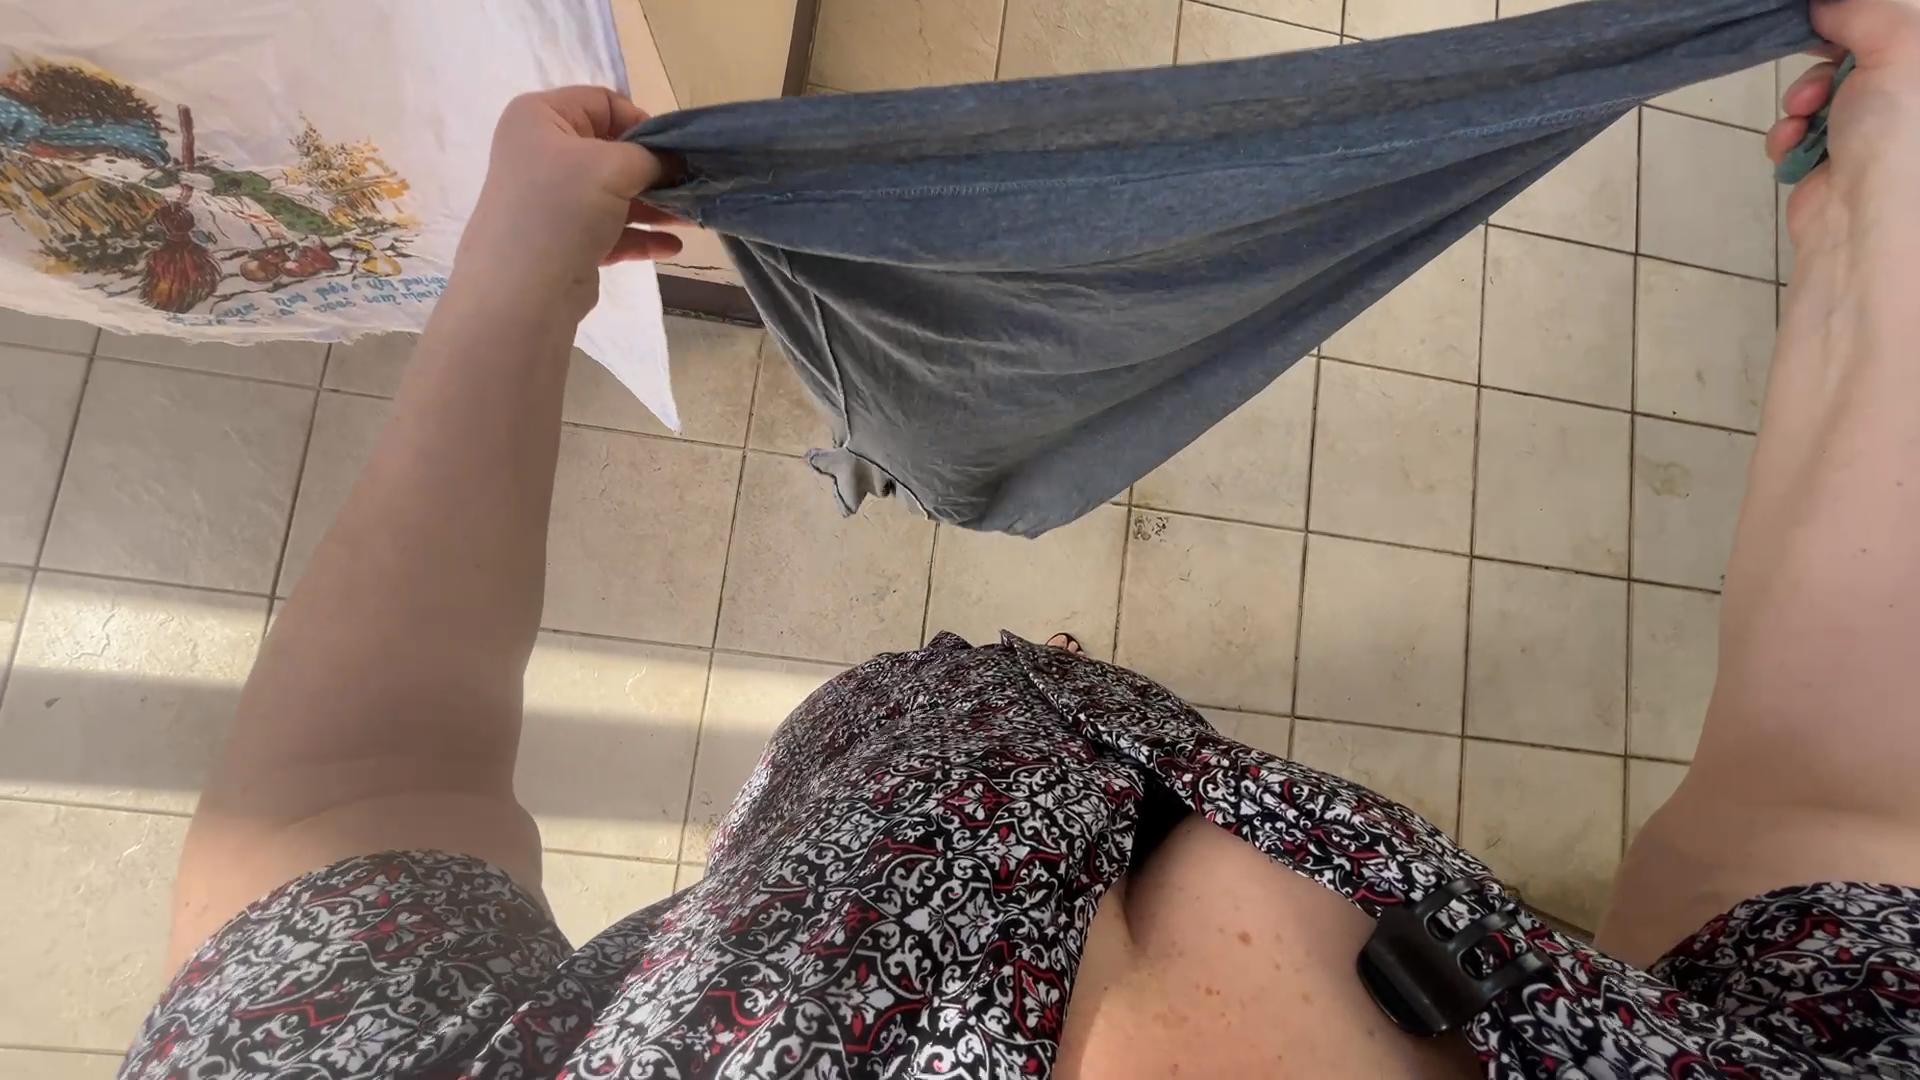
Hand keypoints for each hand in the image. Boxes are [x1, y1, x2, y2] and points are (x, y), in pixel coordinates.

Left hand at [454, 87, 684, 317]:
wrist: (526, 286)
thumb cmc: (562, 208)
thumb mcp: (611, 166)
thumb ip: (649, 157)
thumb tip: (674, 163)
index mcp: (542, 118)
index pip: (601, 103)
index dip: (641, 122)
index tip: (672, 152)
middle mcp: (546, 154)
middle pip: (613, 153)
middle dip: (655, 171)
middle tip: (691, 186)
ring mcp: (558, 200)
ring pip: (618, 195)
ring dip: (657, 206)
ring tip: (693, 218)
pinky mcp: (572, 240)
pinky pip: (615, 231)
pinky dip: (643, 236)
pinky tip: (672, 247)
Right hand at [1767, 0, 1919, 255]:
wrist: (1865, 208)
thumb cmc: (1899, 124)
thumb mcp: (1897, 45)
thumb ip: (1865, 12)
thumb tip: (1824, 3)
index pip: (1893, 22)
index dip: (1853, 20)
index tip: (1820, 23)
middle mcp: (1908, 86)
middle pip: (1854, 54)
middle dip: (1821, 67)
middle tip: (1815, 84)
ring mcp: (1871, 119)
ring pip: (1820, 91)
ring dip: (1799, 104)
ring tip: (1800, 120)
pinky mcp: (1832, 149)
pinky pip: (1800, 128)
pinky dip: (1787, 135)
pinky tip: (1791, 145)